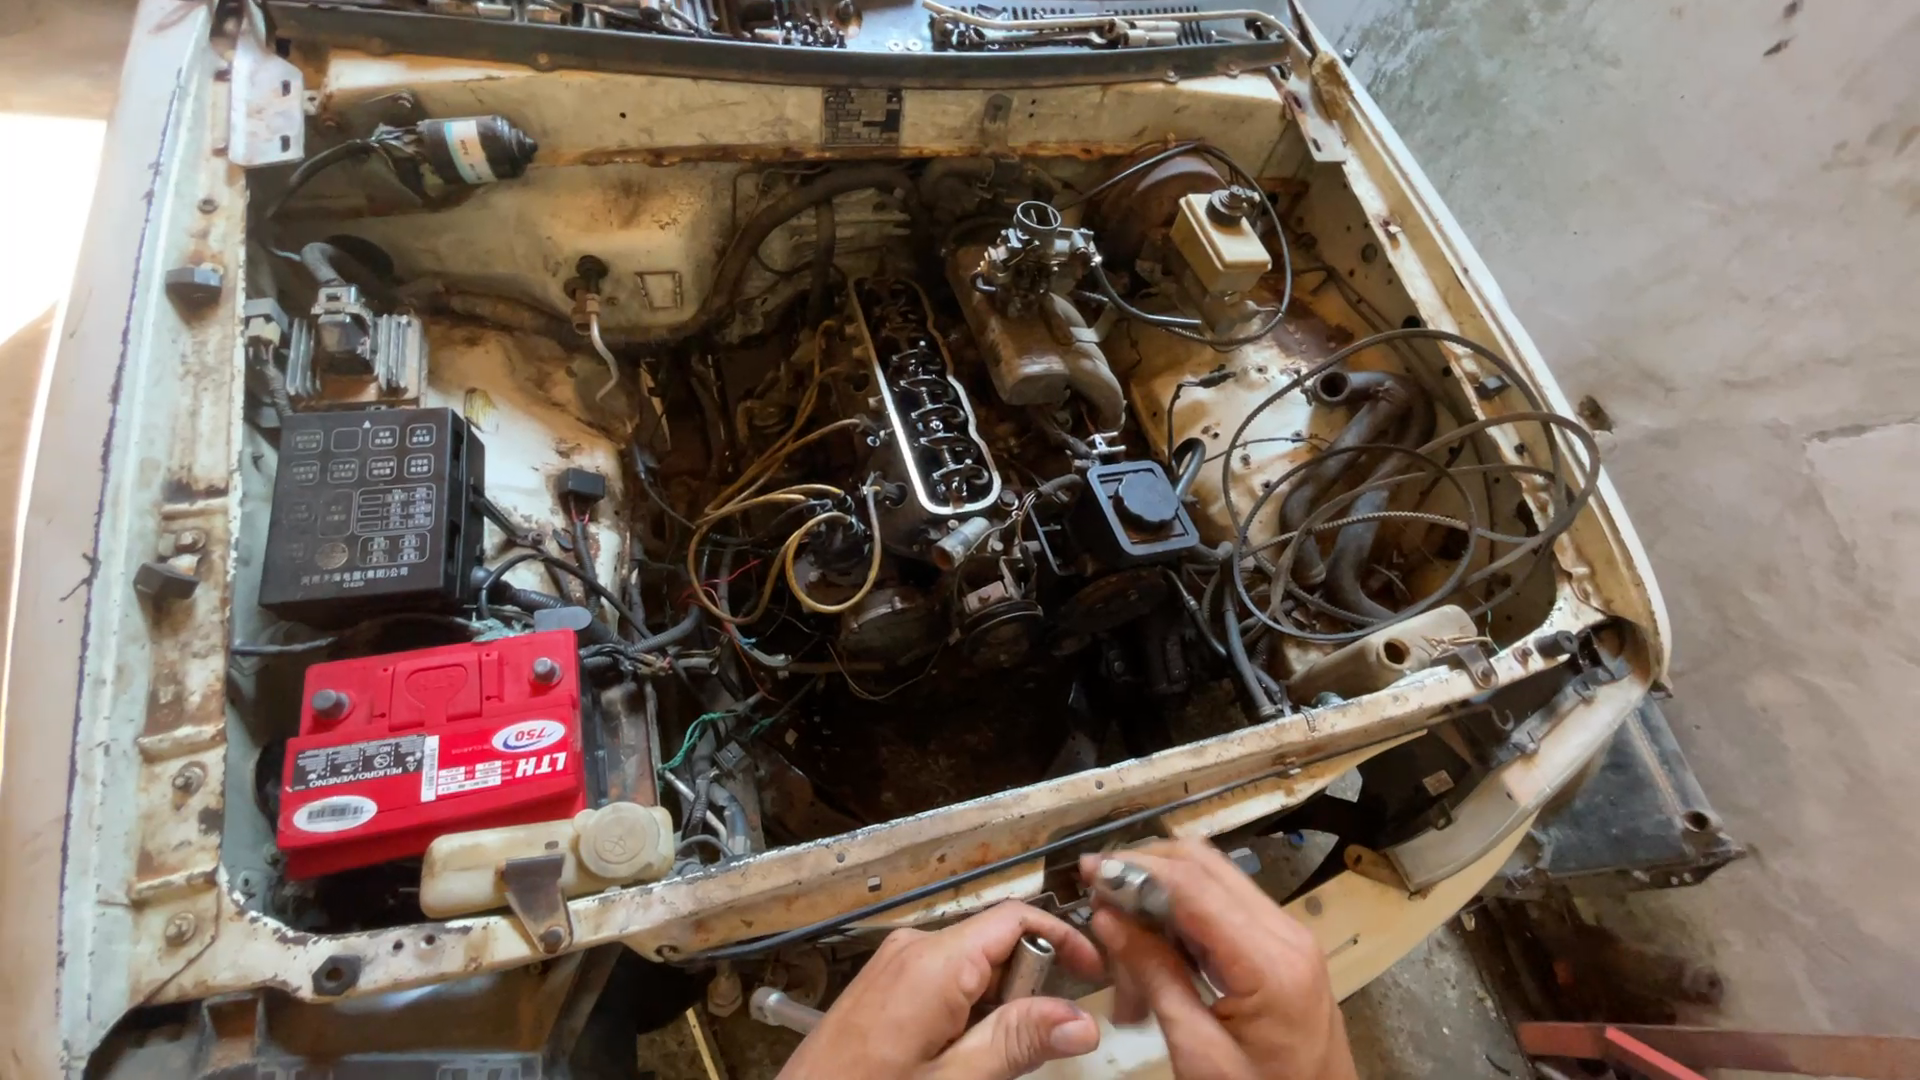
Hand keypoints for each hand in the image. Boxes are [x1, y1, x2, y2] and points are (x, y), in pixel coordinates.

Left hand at [778, 901, 1104, 1079]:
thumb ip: (1017, 1043)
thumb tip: (1080, 1019)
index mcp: (934, 961)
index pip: (1015, 918)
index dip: (1062, 939)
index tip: (1094, 973)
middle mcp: (915, 946)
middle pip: (996, 943)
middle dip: (1026, 987)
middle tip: (1030, 1048)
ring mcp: (897, 960)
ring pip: (973, 964)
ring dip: (996, 1004)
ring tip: (982, 1064)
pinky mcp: (886, 979)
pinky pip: (944, 976)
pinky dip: (967, 1008)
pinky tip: (954, 1054)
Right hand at [1080, 840, 1358, 1079]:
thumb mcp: (1198, 1054)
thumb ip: (1154, 977)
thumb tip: (1106, 916)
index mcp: (1269, 962)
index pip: (1191, 884)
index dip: (1134, 868)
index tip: (1089, 870)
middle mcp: (1285, 930)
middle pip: (1203, 863)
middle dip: (1144, 866)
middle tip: (1099, 888)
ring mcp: (1288, 934)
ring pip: (1212, 875)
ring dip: (1161, 884)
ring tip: (1120, 916)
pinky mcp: (1283, 944)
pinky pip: (1224, 901)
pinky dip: (1182, 906)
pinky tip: (1154, 933)